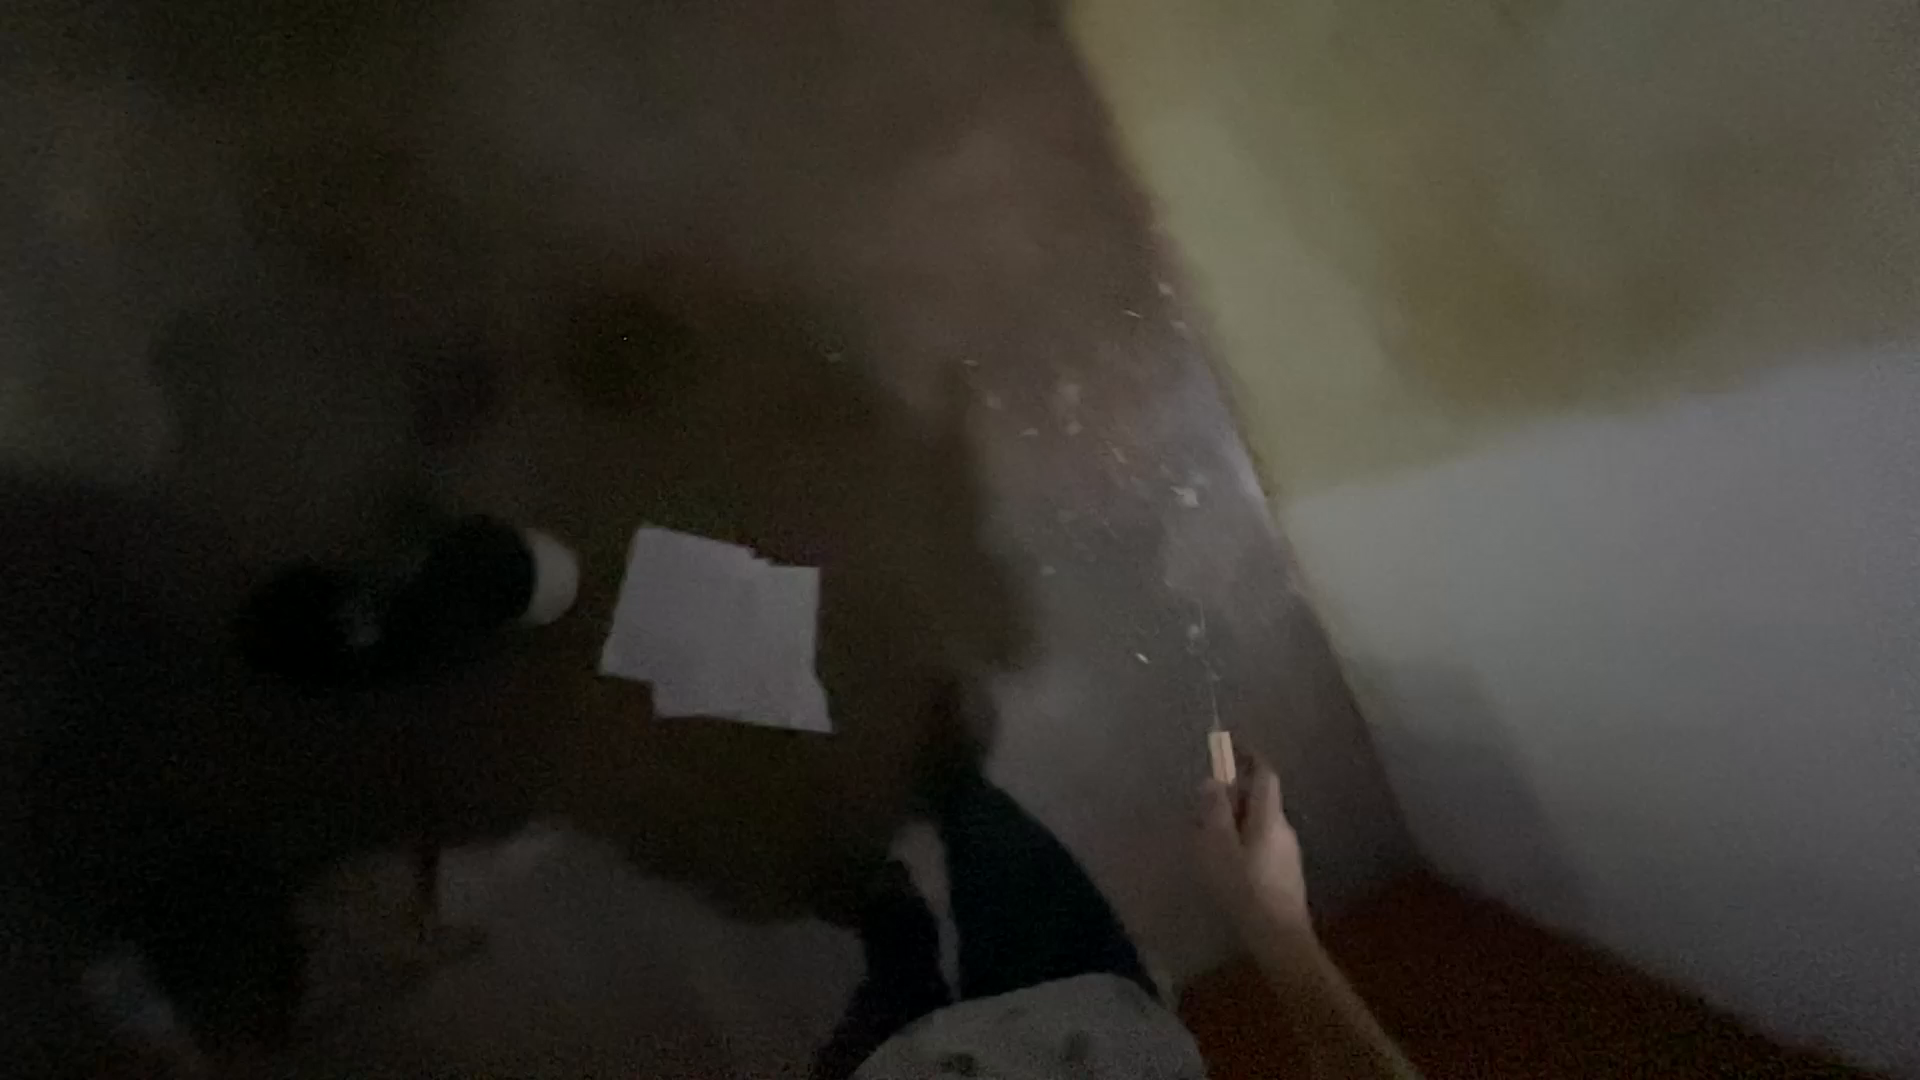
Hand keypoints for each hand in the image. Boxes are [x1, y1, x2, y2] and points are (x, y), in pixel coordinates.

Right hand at [1197, 754, 1311, 938]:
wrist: (1280, 940)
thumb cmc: (1244, 887)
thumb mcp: (1218, 845)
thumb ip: (1214, 810)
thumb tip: (1212, 781)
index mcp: (1269, 817)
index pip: (1264, 774)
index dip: (1248, 755)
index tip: (1229, 745)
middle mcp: (1284, 829)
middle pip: (1259, 798)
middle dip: (1233, 793)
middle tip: (1204, 801)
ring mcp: (1288, 854)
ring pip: (1258, 822)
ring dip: (1235, 819)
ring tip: (1207, 836)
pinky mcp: (1285, 875)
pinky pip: (1261, 843)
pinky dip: (1242, 840)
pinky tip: (1225, 863)